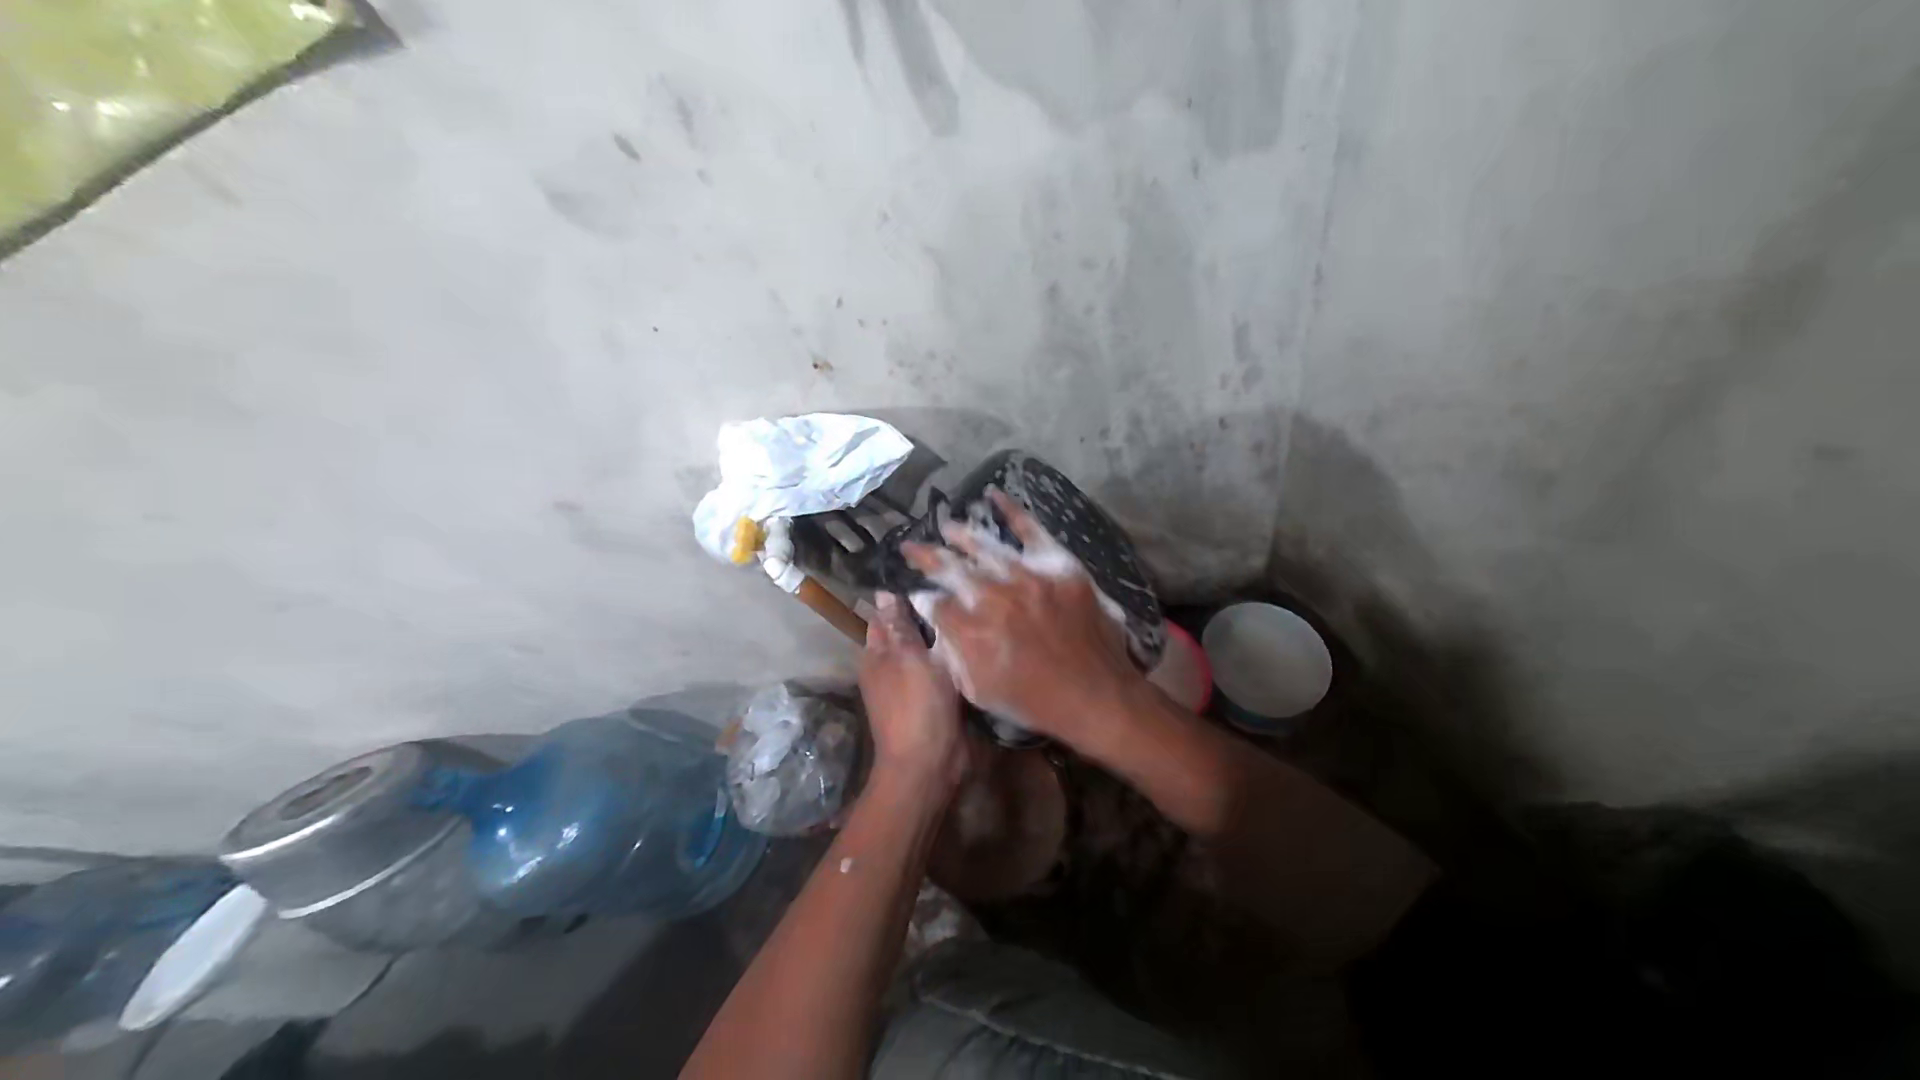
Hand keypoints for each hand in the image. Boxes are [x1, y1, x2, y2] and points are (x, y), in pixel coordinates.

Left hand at [859, 592, 967, 792]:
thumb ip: (899, 625)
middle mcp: (892, 667)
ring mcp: (916, 685)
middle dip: (932, 615)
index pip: (886, 615)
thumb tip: (883, 593)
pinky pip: (948, 672)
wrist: (931, 764)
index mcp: (876, 655)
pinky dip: (959, 661)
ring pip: (933, 651)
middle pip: (912, 632)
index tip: (932, 574)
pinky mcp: (937, 701)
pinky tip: (979, 643)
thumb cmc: (916, 705)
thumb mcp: (908, 657)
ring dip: (948, 638)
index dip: (905, 595)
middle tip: (961, 589)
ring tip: (975, 609)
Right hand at [902, 490, 1143, 743]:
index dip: (920, 596)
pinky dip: (1011, 510)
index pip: (932, 602)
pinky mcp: (1057, 564)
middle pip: (949, 566)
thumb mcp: (977, 690)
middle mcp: (993, 596)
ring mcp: (1027, 576)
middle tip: (909, 547)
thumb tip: (935, 620)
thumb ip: (951, 652)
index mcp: (970, 629)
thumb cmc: (1033, 700)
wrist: (1095, 695)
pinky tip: (993, 494)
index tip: (916, 593)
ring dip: (959, 534)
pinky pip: (1030, 529)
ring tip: (944, 525)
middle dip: (924, 556)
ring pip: (983, 545)